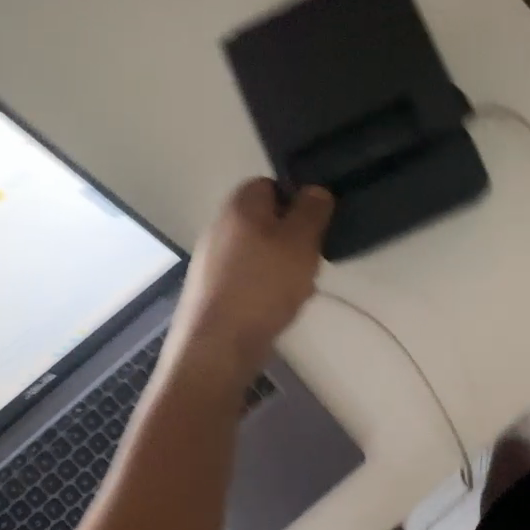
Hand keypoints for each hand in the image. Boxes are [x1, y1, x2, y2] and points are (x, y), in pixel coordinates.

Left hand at [168, 179, 332, 383]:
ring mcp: (213, 260)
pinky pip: (250, 279)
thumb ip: (312, 211)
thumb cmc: (263, 285)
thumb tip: (315, 190)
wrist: (218, 344)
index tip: (316, 226)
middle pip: (267, 222)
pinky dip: (267, 289)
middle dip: (293, 240)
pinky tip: (278, 308)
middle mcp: (220, 226)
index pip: (271, 185)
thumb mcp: (300, 241)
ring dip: (283, 268)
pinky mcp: (213, 290)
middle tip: (309, 261)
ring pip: (261, 253)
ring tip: (298, 290)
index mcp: (239, 205)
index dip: (297, 202)